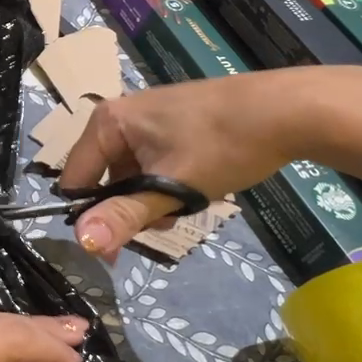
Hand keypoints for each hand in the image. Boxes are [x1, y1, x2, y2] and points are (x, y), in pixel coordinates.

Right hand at [59, 69, 350, 258]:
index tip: (113, 251)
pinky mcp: (170, 123)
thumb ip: (126, 216)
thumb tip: (83, 243)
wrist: (287, 111)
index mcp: (106, 122)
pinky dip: (164, 182)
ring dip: (149, 198)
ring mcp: (146, 117)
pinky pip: (149, 161)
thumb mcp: (172, 187)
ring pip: (129, 172)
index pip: (74, 179)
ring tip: (183, 207)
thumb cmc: (223, 146)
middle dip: (126, 208)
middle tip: (164, 223)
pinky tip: (193, 190)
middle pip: (102, 177)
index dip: (88, 216)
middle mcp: (118, 115)